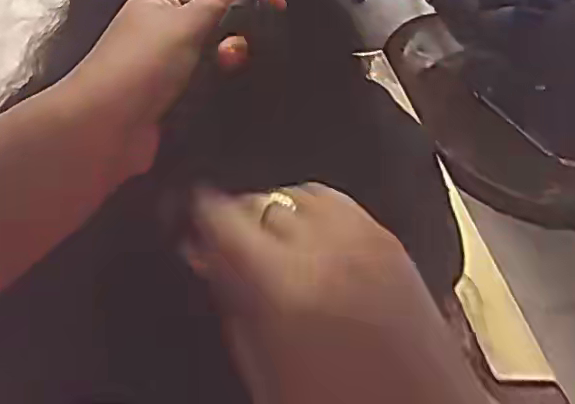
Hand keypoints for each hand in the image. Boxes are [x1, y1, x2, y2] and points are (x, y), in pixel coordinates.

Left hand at [55, 0, 263, 174]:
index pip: (201, 0)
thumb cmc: (144, 62)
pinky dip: (211, 96)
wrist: (106, 125)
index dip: (232, 6)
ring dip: (220, 71)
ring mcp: (158, 74)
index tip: (273, 10)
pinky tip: (224, 99)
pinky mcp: (163, 108)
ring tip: (227, 73)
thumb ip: (217, 1)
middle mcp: (153, 37)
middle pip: (206, 35)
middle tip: (234, 54)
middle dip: (228, 42)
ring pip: (205, 68)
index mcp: (154, 7)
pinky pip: (198, 96)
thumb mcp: (185, 23)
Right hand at [187, 184, 488, 403]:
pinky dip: (312, 210)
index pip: (218, 212)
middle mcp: (318, 244)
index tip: (189, 217)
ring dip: (275, 213)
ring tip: (276, 246)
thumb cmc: (337, 402)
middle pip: (253, 199)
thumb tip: (202, 253)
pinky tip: (311, 240)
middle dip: (236, 220)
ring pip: (290, 191)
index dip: (196, 210)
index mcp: (281, 282)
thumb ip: (228, 300)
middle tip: (232, 247)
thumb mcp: (264, 369)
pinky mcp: (385, 234)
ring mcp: (357, 233)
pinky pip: (330, 197)